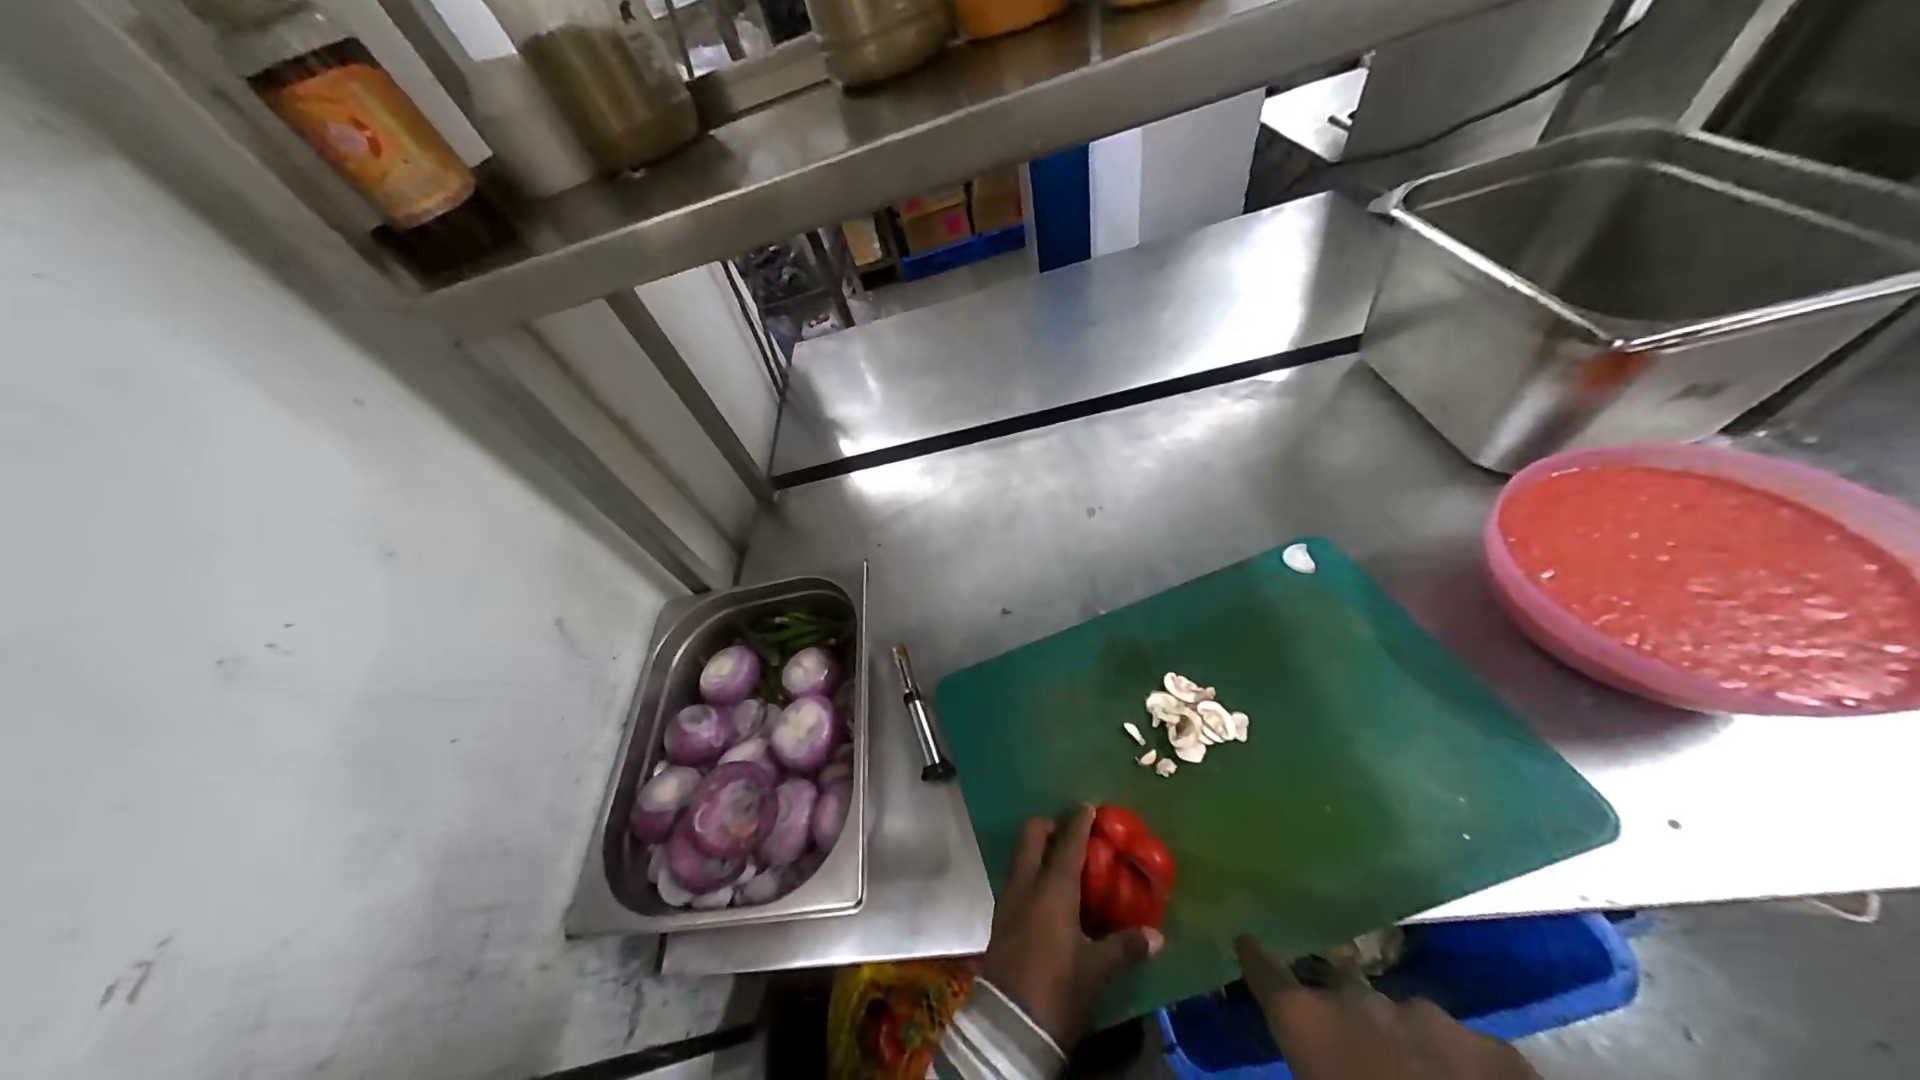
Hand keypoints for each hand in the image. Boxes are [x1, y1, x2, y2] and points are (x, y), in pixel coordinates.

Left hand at [981, 805, 1164, 1045]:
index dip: (1078, 821)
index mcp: (1053, 888)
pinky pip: (1015, 879)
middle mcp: (1026, 884)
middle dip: (1049, 826)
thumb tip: (1156, 936)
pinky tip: (1045, 893)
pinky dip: (1030, 873)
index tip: (1088, 806)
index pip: (1067, 842)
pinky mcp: (999, 918)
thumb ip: (1125, 947)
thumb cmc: (1058, 987)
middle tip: (1071, 835)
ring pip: (1019, 856)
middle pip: (1031, 836)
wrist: (1010, 1023)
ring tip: (1061, 863)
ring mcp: (1007, 899)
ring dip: (1037, 849)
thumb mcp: (1097, 969)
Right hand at [1236, 935, 1540, 1079]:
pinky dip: (1457, 1065)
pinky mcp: (1493, 1047)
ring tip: (1414, 1075)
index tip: (1246, 939)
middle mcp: (1360, 1001)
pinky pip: (1465, 1049)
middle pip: (1341, 992)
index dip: (1256, 957)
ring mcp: (1430, 1017)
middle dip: (1346, 1014)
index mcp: (1309, 1019)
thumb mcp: (1312, 1079)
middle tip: (1355, 1052)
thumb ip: (1306, 1058)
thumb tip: (1307, 1050)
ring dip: (1403, 1041)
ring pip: (1406, 1019)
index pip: (1267, 972)